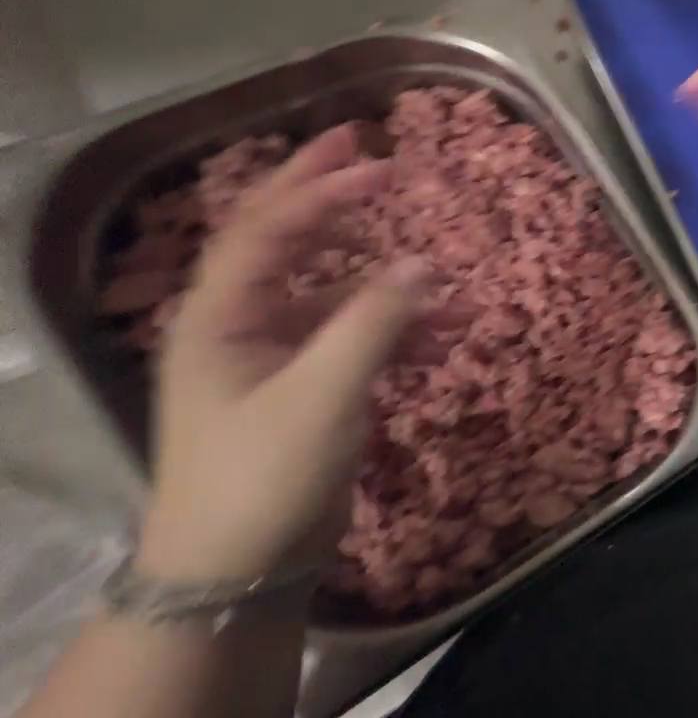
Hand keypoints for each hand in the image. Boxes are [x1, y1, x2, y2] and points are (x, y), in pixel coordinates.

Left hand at [137, 128, 426, 583]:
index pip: (271, 232)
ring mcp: (274, 358)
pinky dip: (404, 337)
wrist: (238, 566)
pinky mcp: (308, 387)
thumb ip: (375, 322)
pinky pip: (360, 342)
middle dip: (329, 199)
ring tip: (457, 298)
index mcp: (220, 318)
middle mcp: (241, 326)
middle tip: (367, 152)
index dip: (325, 192)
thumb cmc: (265, 473)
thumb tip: (425, 264)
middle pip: (287, 245)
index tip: (383, 165)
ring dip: (397, 294)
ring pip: (340, 300)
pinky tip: (447, 346)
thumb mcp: (324, 393)